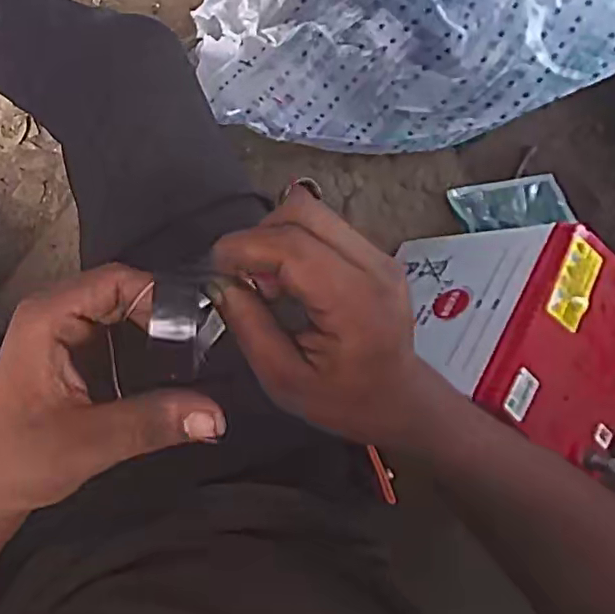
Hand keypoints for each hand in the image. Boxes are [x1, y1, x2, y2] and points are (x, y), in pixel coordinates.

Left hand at [0, 264, 226, 514]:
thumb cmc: (22, 460)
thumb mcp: (91, 441)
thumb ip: (152, 421)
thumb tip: (214, 414)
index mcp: (45, 317)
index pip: (113, 280)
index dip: (157, 295)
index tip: (194, 324)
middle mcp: (49, 311)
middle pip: (117, 289)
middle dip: (158, 312)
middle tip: (198, 342)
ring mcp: (55, 327)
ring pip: (116, 308)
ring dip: (150, 327)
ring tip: (189, 352)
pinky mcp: (64, 347)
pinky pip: (109, 329)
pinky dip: (137, 341)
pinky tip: (162, 364)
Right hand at [210, 189, 445, 443]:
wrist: (398, 401)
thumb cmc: (343, 399)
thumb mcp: (282, 378)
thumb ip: (248, 325)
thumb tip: (219, 282)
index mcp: (355, 302)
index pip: (292, 245)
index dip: (244, 246)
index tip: (215, 266)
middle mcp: (373, 266)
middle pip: (302, 212)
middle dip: (257, 235)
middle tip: (242, 275)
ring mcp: (377, 254)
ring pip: (310, 212)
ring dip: (273, 237)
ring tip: (267, 282)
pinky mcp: (372, 252)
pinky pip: (320, 225)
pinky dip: (290, 241)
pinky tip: (287, 280)